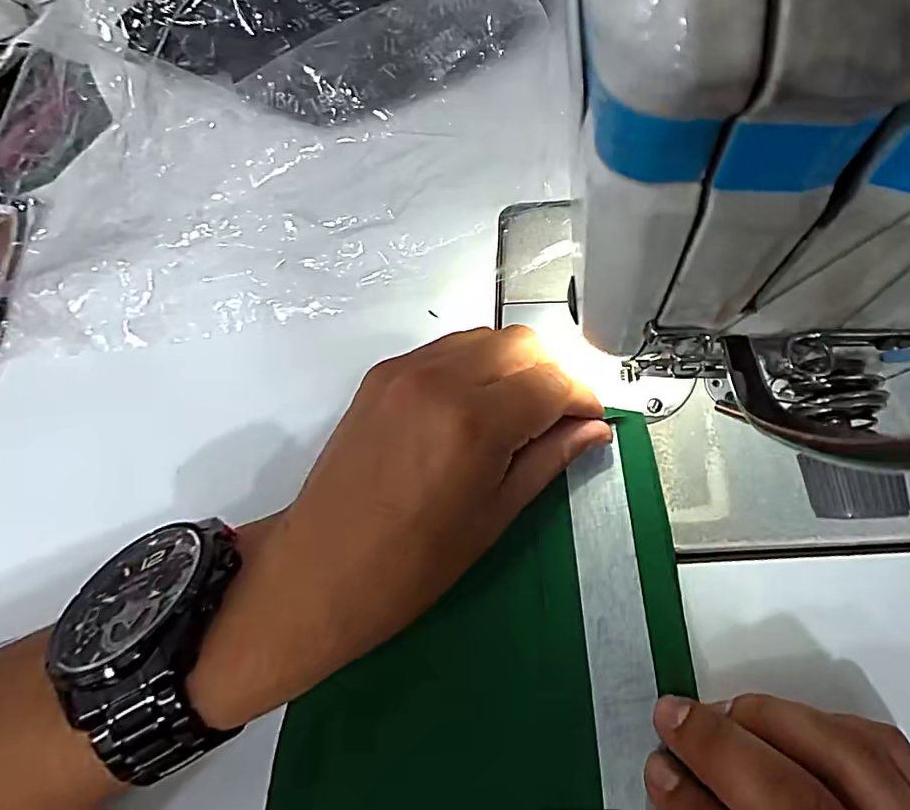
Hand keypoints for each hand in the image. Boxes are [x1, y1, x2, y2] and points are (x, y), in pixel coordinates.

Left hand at [188, 326, 611, 726]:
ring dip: (516, 364)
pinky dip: (478, 363)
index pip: (553, 382)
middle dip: (553, 373)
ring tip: (519, 409)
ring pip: (488, 336)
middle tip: (558, 415)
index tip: (590, 421)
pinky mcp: (383, 372)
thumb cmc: (411, 566)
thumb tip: (596, 429)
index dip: (582, 398)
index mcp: (474, 423)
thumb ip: (551, 459)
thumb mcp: (494, 517)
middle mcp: (441, 379)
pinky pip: (449, 347)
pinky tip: (477, 403)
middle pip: (525, 343)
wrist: (314, 573)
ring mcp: (406, 370)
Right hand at [645, 694, 909, 809]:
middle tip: (682, 720)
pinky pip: (890, 752)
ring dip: (779, 717)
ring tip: (732, 714)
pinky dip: (835, 727)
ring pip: (853, 751)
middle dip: (729, 738)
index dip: (709, 768)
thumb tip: (675, 786)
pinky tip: (798, 725)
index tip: (666, 749)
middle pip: (803, 787)